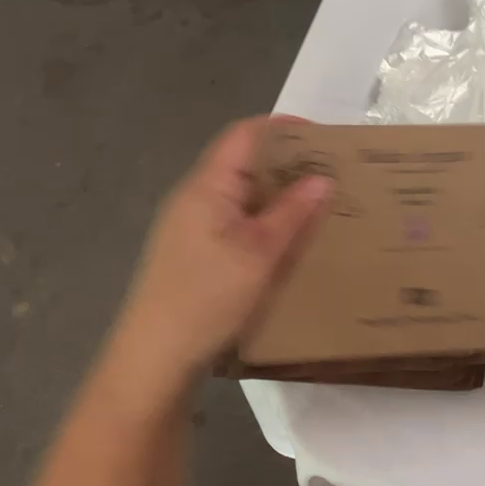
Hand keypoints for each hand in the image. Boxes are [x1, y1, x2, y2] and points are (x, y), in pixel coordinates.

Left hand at [106, 116, 328, 392]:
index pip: (243, 134)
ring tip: (318, 203)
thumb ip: (292, 212)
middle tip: (331, 173)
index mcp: (206, 186)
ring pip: (241, 193)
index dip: (282, 127)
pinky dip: (265, 218)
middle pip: (243, 161)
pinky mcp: (193, 252)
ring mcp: (191, 225)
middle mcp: (195, 197)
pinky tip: (288, 238)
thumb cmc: (207, 297)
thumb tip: (322, 178)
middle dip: (287, 161)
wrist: (154, 357)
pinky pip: (235, 219)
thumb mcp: (259, 254)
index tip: (323, 137)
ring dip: (278, 193)